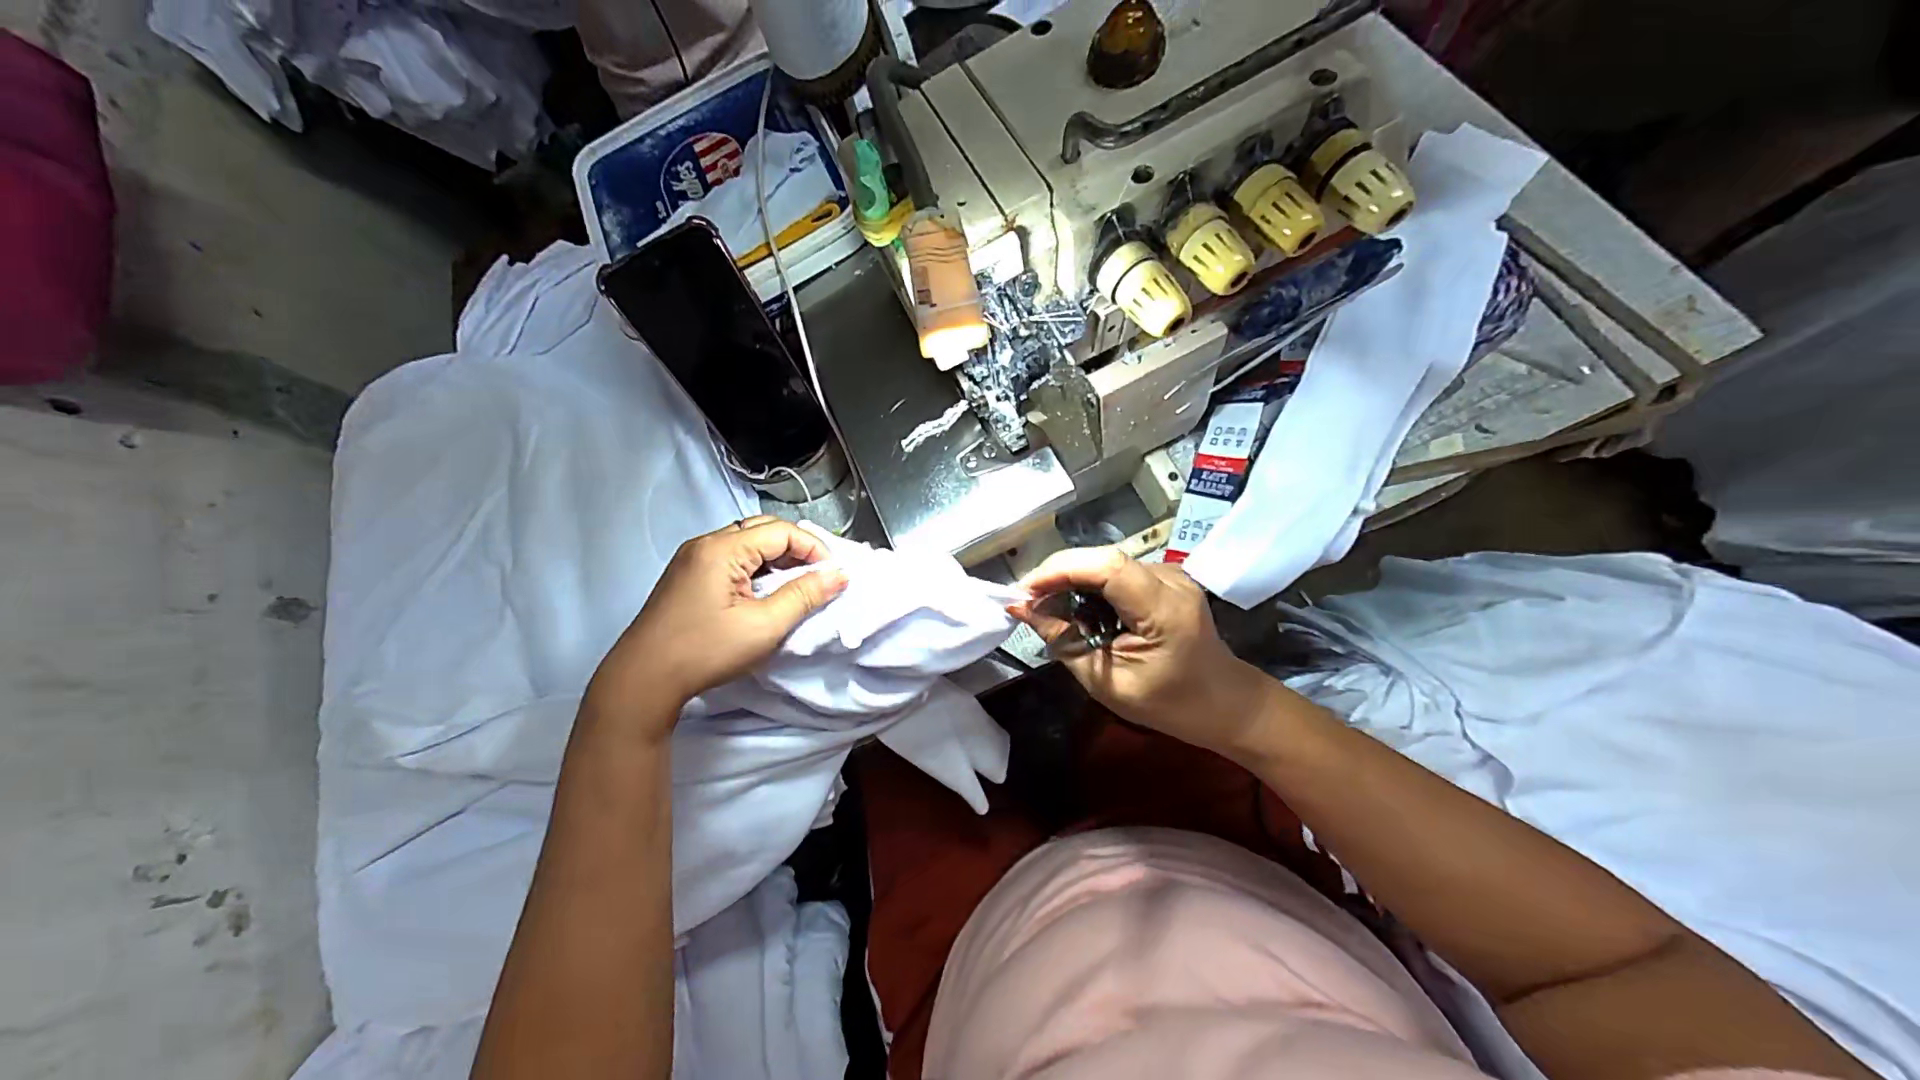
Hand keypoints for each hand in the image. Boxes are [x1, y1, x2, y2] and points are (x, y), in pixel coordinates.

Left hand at [587, 516, 848, 735]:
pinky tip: (767, 591)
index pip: (781, 531)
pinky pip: (732, 557)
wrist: (643, 679)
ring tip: (799, 585)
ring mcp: (693, 558)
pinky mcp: (688, 575)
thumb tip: (839, 574)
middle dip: (797, 549)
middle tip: (820, 576)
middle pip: (763, 529)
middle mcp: (705, 543)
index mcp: (722, 549)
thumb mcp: (764, 626)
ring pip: (747, 542)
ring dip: (777, 558)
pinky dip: (757, 567)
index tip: (834, 574)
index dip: (813, 548)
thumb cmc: (705, 651)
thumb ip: (804, 595)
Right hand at [1012, 547, 1275, 754]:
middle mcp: (1170, 578)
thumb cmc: (1171, 704)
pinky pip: (1116, 572)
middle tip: (1027, 601)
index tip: (1025, 593)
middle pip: (1102, 558)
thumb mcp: (1108, 681)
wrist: (1226, 703)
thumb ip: (1064, 641)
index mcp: (1164, 606)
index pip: (1106, 566)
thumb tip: (1021, 608)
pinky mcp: (1164, 578)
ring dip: (1070, 579)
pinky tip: (1075, 607)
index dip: (1060, 570)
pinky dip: (1088, 585)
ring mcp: (1170, 574)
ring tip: (1046, 606)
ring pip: (1105, 562)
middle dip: (1058, 574)